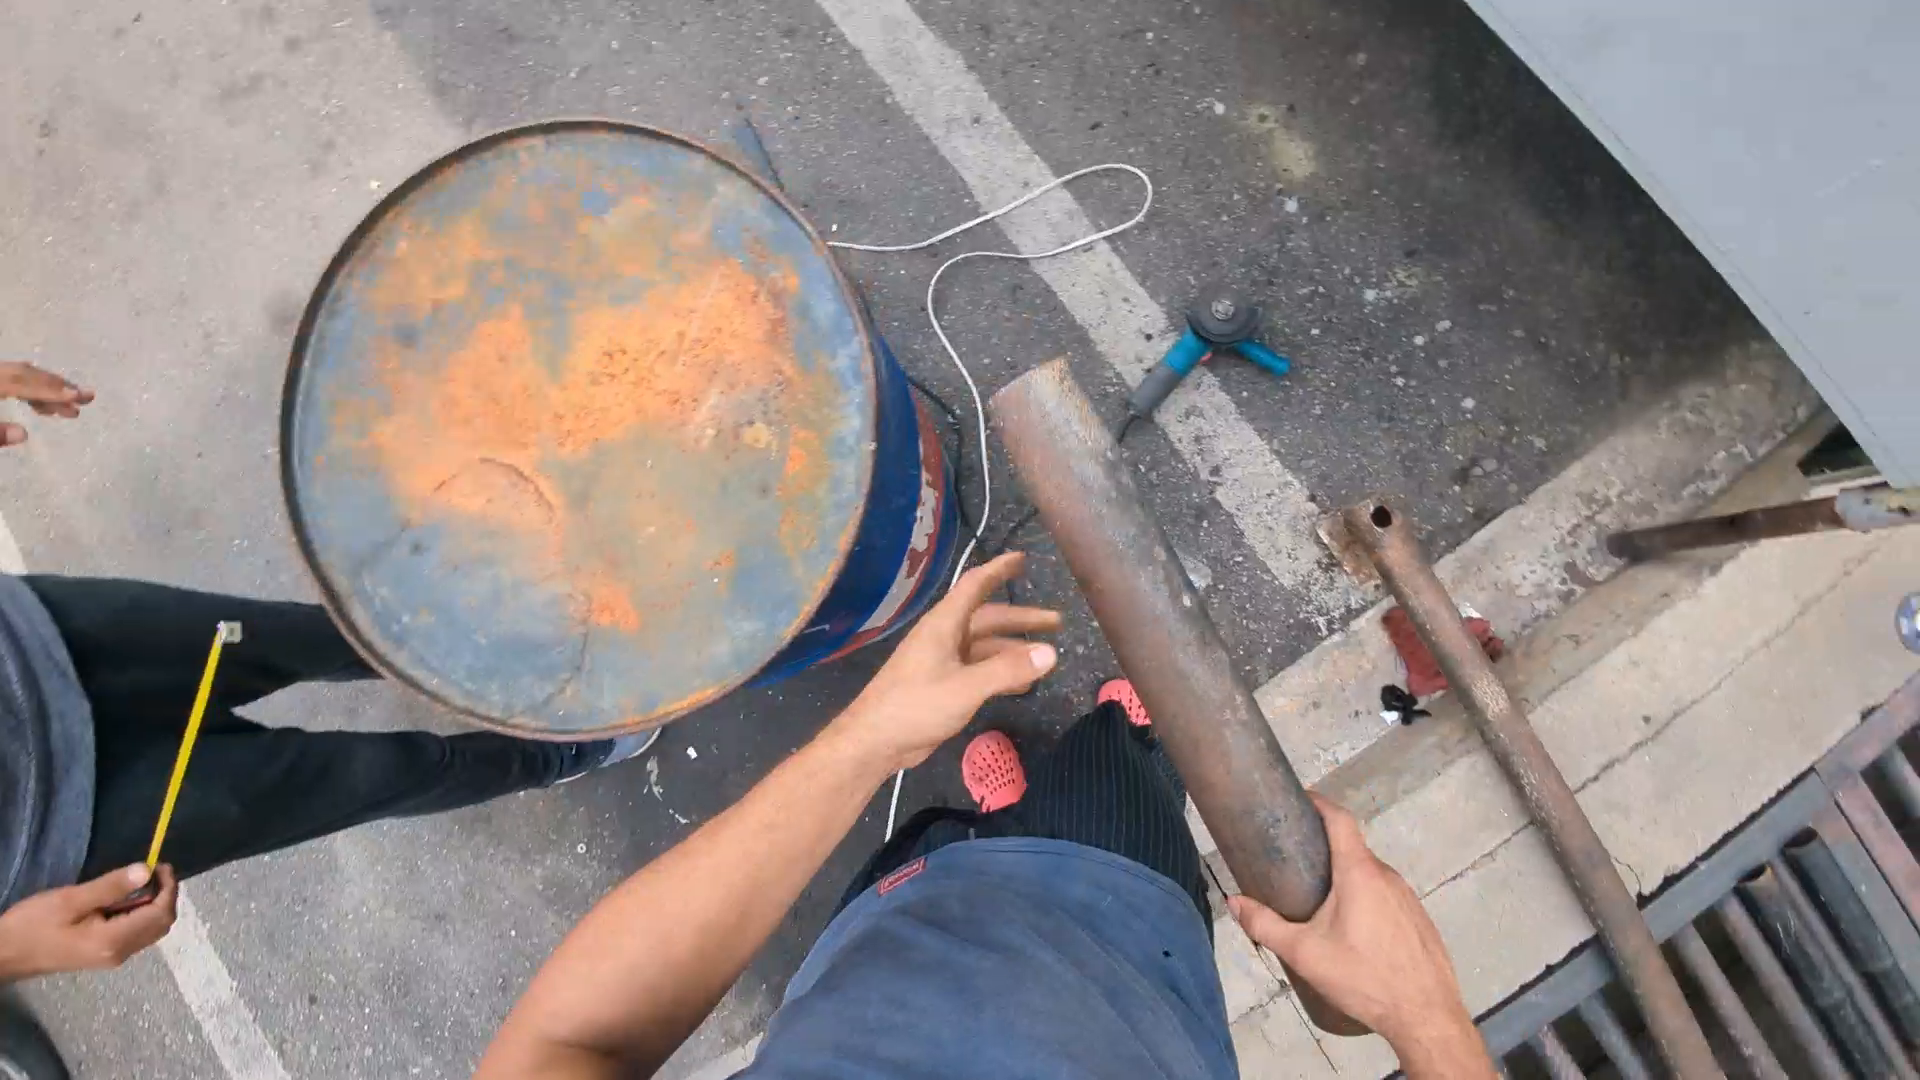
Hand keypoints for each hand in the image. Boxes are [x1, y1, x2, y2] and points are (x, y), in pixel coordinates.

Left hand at [0, 362, 93, 445]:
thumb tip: (23, 434)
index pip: (16, 380)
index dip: (48, 388)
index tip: (80, 395)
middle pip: (19, 373)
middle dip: (55, 386)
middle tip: (88, 397)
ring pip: (17, 375)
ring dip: (48, 391)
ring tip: (71, 408)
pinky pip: (10, 379)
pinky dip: (31, 391)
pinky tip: (43, 405)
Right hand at [0, 864, 178, 978]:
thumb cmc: (30, 927)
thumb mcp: (69, 901)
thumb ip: (111, 887)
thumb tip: (148, 871)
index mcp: (113, 941)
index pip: (162, 912)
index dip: (168, 887)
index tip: (161, 867)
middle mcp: (119, 953)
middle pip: (162, 921)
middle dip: (164, 894)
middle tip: (153, 874)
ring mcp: (112, 957)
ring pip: (152, 927)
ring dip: (153, 904)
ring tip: (137, 885)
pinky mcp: (104, 955)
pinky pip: (137, 932)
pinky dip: (140, 914)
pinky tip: (123, 903)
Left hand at [828, 552, 1059, 772]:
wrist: (876, 740)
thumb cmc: (915, 705)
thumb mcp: (965, 687)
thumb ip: (1007, 670)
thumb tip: (1051, 653)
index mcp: (944, 624)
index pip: (975, 585)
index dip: (998, 569)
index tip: (1023, 558)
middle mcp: (945, 636)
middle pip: (988, 618)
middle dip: (1021, 619)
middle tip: (1056, 621)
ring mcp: (944, 660)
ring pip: (985, 646)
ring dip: (1014, 649)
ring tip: (1047, 655)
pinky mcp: (944, 683)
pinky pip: (979, 669)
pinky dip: (1002, 671)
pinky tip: (1023, 682)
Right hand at [1229, 796, 1478, 1057]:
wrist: (1428, 1021)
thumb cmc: (1364, 978)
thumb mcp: (1304, 953)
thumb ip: (1264, 925)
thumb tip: (1233, 902)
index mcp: (1358, 872)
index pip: (1340, 819)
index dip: (1320, 802)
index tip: (1300, 799)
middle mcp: (1387, 876)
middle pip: (1352, 849)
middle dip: (1325, 851)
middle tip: (1296, 864)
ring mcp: (1409, 899)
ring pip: (1371, 875)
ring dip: (1347, 879)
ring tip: (1322, 902)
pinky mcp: (1421, 921)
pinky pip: (1388, 897)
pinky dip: (1369, 901)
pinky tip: (1356, 932)